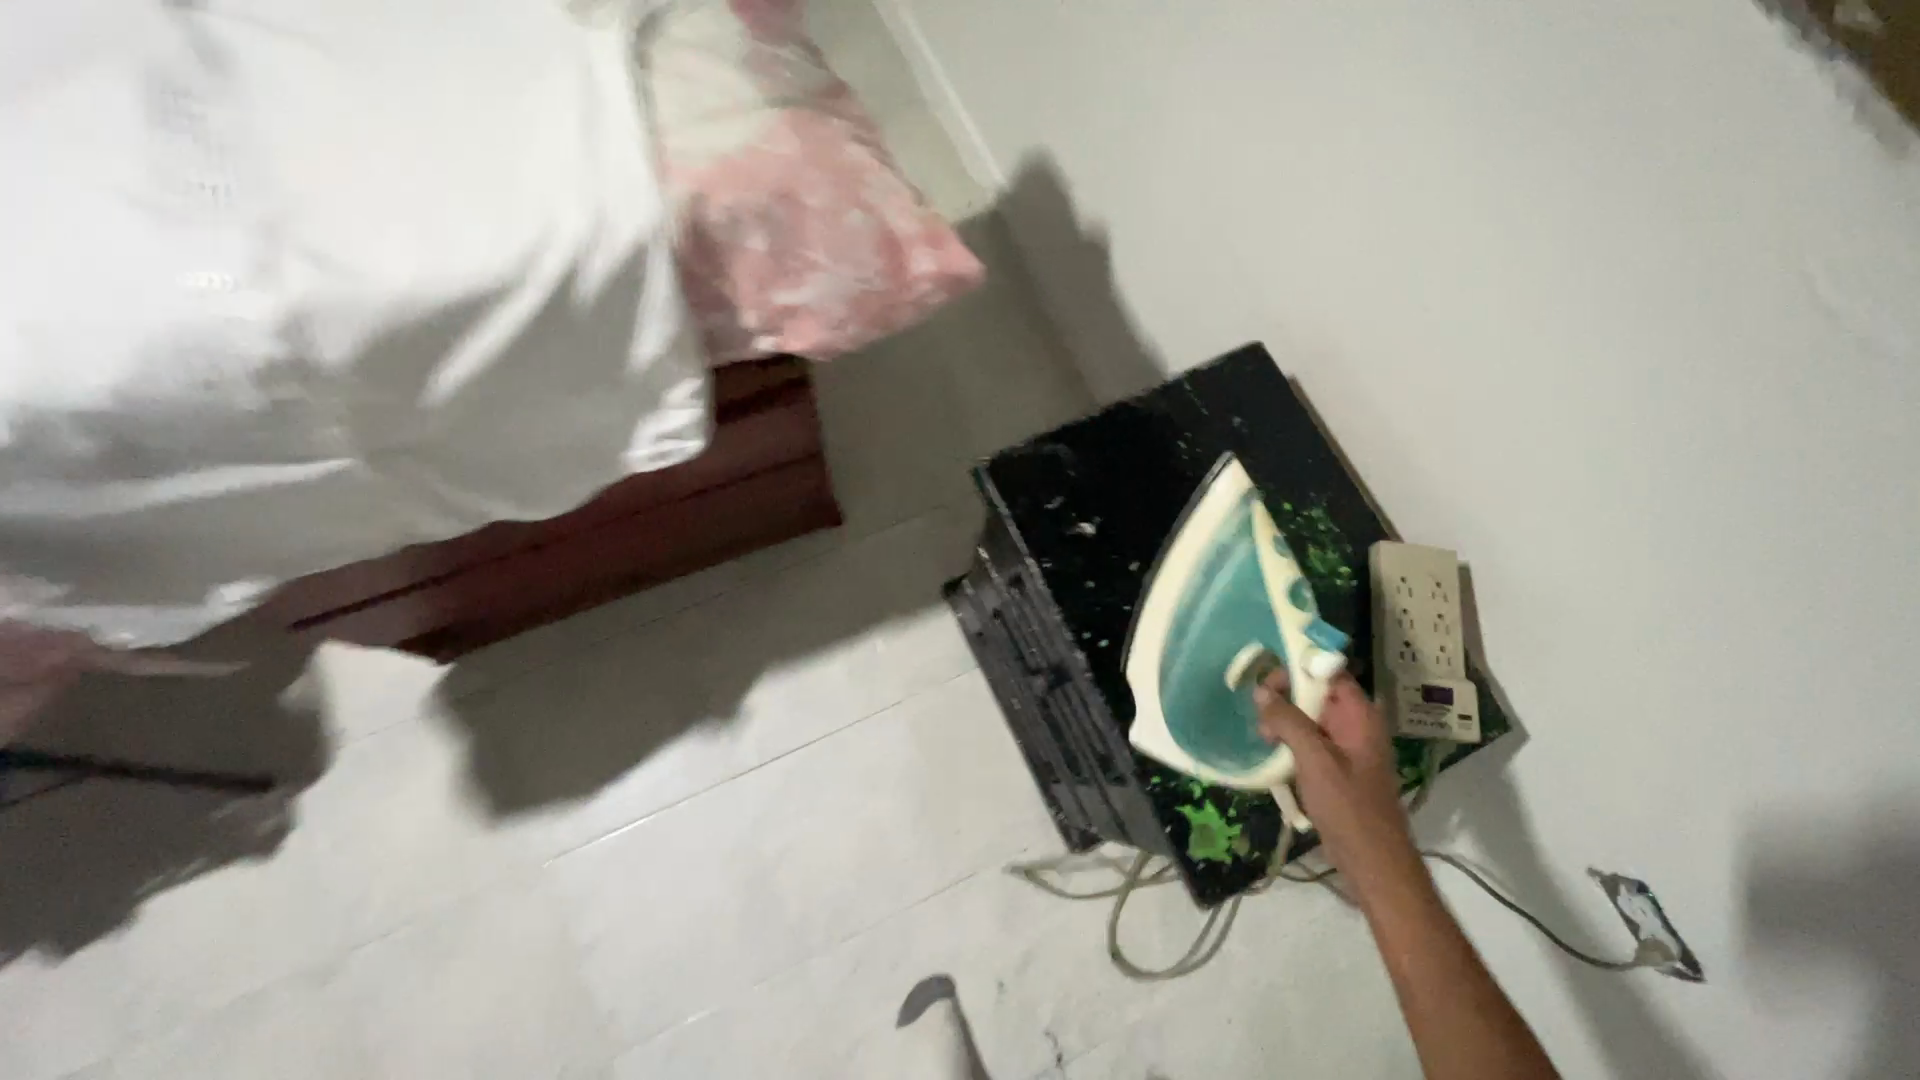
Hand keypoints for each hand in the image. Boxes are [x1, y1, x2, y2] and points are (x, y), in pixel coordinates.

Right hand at [1255, 671, 1422, 898]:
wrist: (1372, 861)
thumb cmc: (1349, 807)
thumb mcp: (1315, 759)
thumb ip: (1288, 721)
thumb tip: (1261, 691)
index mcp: (1360, 716)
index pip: (1330, 673)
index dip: (1299, 668)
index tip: (1267, 679)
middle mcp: (1356, 725)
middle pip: (1317, 693)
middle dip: (1286, 697)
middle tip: (1260, 714)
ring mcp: (1347, 747)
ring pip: (1310, 717)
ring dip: (1285, 721)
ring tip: (1264, 737)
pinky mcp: (1337, 767)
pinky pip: (1311, 741)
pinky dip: (1291, 741)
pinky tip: (1273, 753)